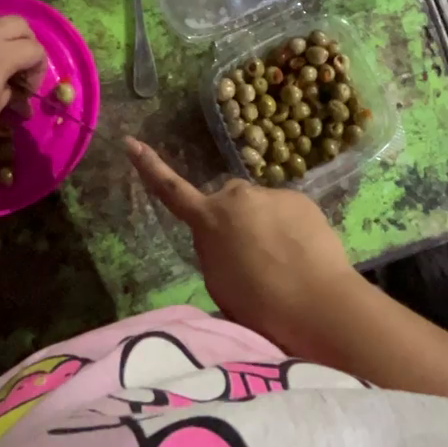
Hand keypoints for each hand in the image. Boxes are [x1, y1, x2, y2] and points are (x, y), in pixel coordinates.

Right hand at [126, 137, 361, 348]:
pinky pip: (287, 213)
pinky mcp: (300, 198)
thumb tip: (224, 238)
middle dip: (234, 223)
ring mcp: (271, 194)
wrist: (316, 303)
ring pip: (261, 210)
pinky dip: (290, 231)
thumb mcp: (219, 283)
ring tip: (283, 266)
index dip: (149, 167)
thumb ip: (213, 251)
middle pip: (229, 204)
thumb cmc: (260, 305)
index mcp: (209, 220)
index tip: (131, 142)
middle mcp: (237, 196)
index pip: (171, 190)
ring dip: (265, 229)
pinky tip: (302, 257)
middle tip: (251, 262)